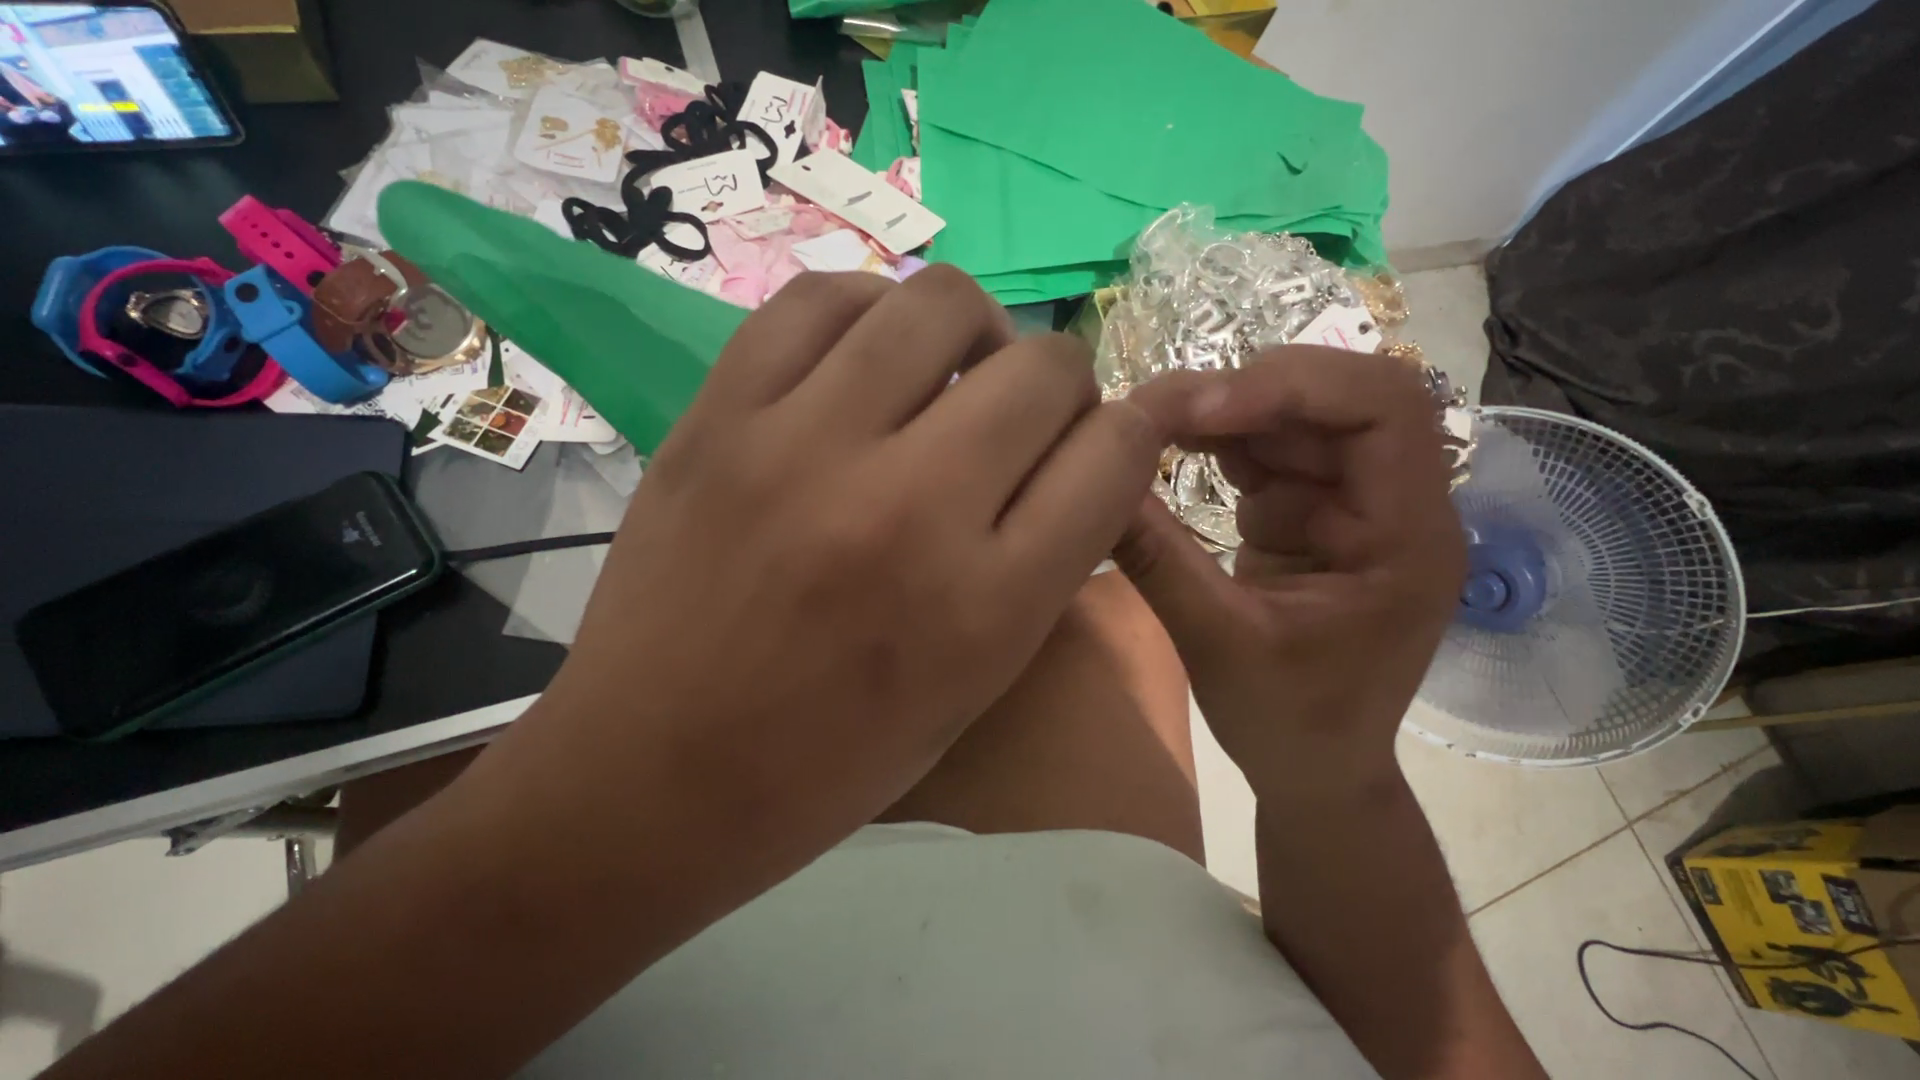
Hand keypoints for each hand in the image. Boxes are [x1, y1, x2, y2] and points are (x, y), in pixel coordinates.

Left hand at [548, 268, 1179, 841]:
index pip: (1116, 453)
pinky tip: (865, 358)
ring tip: (944, 378)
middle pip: (1045, 368)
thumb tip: (1078, 451)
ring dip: (974, 334)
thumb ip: (1043, 567)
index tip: (1098, 444)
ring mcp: (804, 449)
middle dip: (1061, 387)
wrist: (648, 777)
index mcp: (986, 606)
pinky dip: (868, 312)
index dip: (1129, 433)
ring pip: (943, 304)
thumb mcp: (972, 691)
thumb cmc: (824, 766)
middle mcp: (908, 510)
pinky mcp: (720, 418)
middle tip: (1020, 420)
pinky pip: (820, 300)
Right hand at [1114, 347, 1464, 793]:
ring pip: (1299, 417)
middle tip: (1161, 408)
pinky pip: (1273, 452)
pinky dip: (1221, 443)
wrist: (1317, 770)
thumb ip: (1158, 558)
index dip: (1296, 387)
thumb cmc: (1288, 724)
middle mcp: (1397, 504)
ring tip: (1149, 424)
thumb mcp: (1216, 643)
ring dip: (1226, 414)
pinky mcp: (1319, 514)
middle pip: (1339, 399)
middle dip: (1251, 394)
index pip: (1384, 410)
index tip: (1203, 410)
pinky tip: (1172, 448)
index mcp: (1408, 537)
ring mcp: (1357, 505)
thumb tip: (1091, 482)